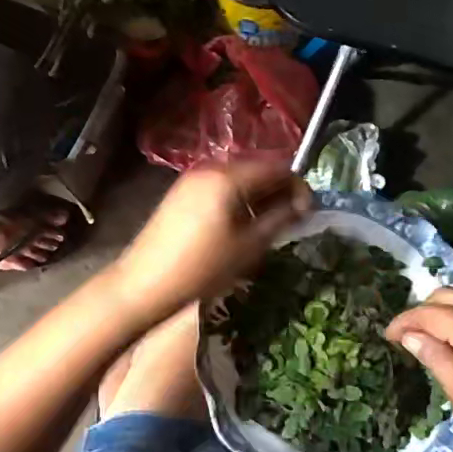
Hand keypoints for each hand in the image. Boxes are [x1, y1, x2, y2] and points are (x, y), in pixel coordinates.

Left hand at [110, 162, 313, 316]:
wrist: (144, 285)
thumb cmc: (202, 267)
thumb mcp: (249, 246)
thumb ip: (279, 219)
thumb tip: (302, 205)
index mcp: (228, 177)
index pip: (277, 167)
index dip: (298, 186)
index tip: (308, 213)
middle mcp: (210, 168)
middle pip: (258, 168)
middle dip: (280, 189)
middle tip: (294, 218)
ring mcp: (192, 179)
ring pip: (240, 177)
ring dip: (260, 195)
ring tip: (270, 225)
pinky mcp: (182, 193)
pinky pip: (222, 187)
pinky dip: (240, 199)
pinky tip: (243, 224)